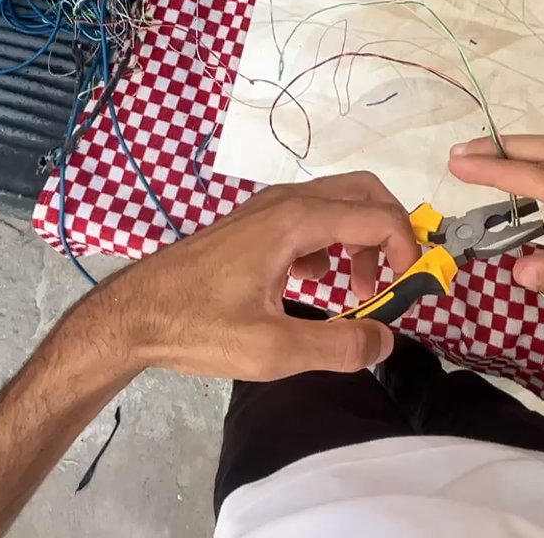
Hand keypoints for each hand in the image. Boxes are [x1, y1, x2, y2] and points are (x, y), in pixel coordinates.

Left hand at [79, 171, 421, 381]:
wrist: (135, 313)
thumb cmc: (200, 326)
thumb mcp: (272, 350)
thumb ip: (337, 346)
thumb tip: (386, 340)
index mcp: (298, 220)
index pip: (379, 217)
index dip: (407, 251)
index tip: (409, 291)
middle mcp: (289, 200)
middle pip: (364, 192)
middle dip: (390, 232)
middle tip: (392, 279)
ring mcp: (270, 207)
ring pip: (339, 203)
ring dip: (362, 238)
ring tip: (356, 291)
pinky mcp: (258, 221)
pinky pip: (313, 215)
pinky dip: (333, 241)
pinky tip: (314, 282)